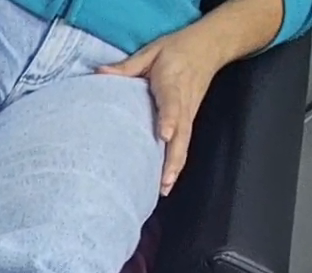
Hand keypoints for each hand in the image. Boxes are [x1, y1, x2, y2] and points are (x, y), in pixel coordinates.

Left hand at [99, 20, 242, 195]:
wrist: (212, 44)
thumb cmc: (176, 50)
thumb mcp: (152, 52)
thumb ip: (127, 67)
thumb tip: (99, 72)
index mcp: (173, 80)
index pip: (172, 101)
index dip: (170, 117)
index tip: (165, 134)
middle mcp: (183, 100)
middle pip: (182, 130)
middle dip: (174, 156)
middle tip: (165, 179)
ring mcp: (188, 112)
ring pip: (184, 141)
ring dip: (175, 166)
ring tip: (164, 188)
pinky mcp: (188, 120)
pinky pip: (183, 143)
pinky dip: (177, 163)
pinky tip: (166, 183)